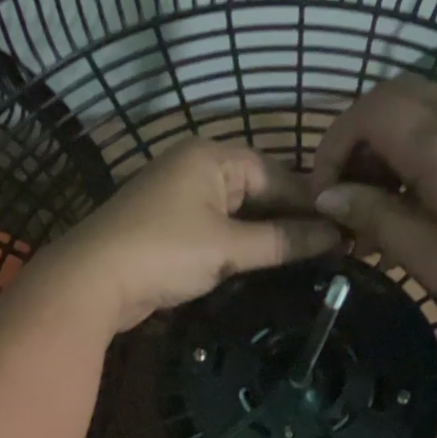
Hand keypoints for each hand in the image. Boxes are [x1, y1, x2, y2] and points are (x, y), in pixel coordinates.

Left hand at [41, 138, 342, 331]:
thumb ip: (283, 241)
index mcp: (213, 156)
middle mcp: (196, 166)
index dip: (312, 205)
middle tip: (330, 251)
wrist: (91, 281)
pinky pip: (217, 229)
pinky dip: (239, 246)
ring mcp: (178, 196)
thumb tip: (335, 236)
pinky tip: (263, 267)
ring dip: (266, 236)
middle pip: (259, 190)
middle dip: (290, 220)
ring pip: (238, 212)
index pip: (279, 174)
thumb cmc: (164, 252)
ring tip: (305, 262)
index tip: (345, 233)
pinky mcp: (167, 226)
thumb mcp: (229, 247)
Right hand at [310, 76, 436, 324]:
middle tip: (347, 197)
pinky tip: (417, 197)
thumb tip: (329, 198)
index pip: (362, 114)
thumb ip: (375, 218)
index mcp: (436, 140)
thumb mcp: (431, 255)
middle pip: (386, 98)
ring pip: (415, 107)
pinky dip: (413, 146)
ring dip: (383, 144)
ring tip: (378, 203)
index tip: (324, 200)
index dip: (331, 150)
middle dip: (353, 141)